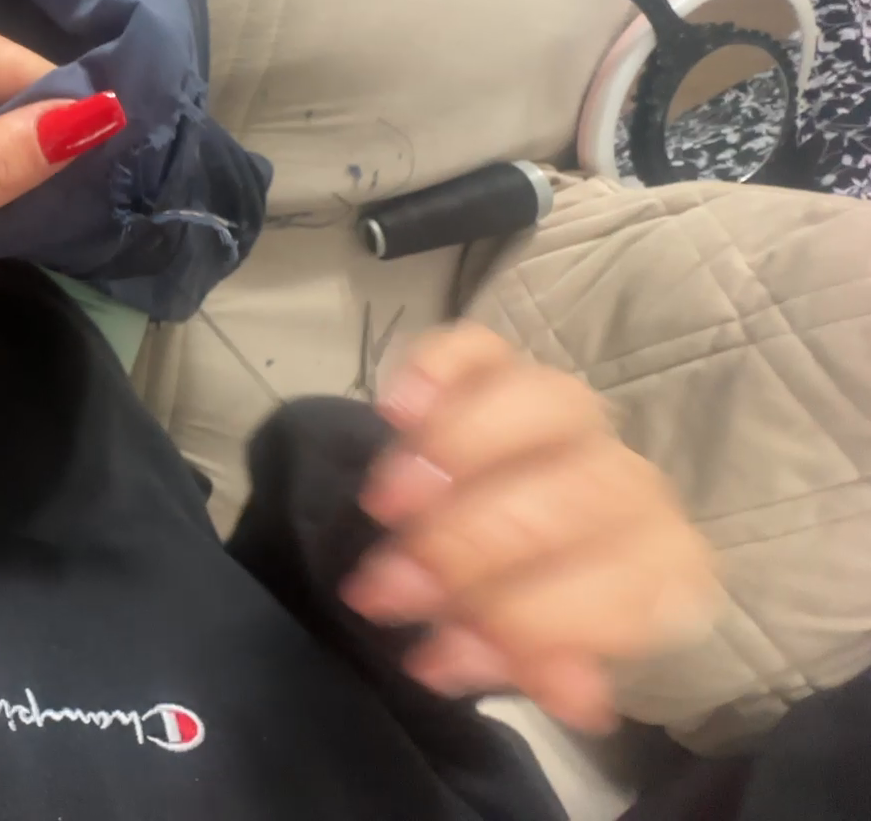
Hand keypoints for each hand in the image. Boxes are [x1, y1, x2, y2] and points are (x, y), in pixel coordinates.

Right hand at [342, 324, 717, 732]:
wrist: (482, 513)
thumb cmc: (512, 585)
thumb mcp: (529, 640)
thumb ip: (539, 658)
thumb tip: (565, 693)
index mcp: (657, 561)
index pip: (613, 588)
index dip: (521, 623)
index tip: (430, 650)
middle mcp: (626, 477)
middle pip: (571, 495)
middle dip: (463, 547)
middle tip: (384, 583)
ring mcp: (564, 410)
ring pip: (543, 401)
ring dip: (454, 453)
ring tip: (382, 504)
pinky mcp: (496, 362)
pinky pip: (475, 345)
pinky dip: (431, 370)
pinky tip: (390, 412)